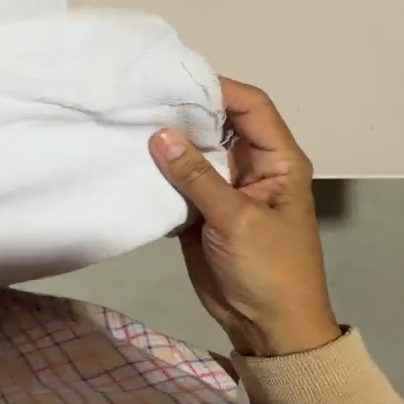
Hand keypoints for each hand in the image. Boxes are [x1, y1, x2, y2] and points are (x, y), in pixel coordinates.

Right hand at [148, 79, 340, 357]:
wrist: (266, 324)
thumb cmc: (269, 269)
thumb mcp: (237, 220)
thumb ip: (198, 177)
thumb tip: (160, 133)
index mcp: (276, 161)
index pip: (251, 108)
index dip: (218, 89)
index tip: (174, 79)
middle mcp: (250, 166)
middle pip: (218, 124)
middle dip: (184, 110)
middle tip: (140, 98)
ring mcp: (222, 188)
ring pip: (192, 151)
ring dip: (166, 140)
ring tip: (127, 122)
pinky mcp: (199, 210)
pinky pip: (176, 180)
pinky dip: (155, 171)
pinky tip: (129, 159)